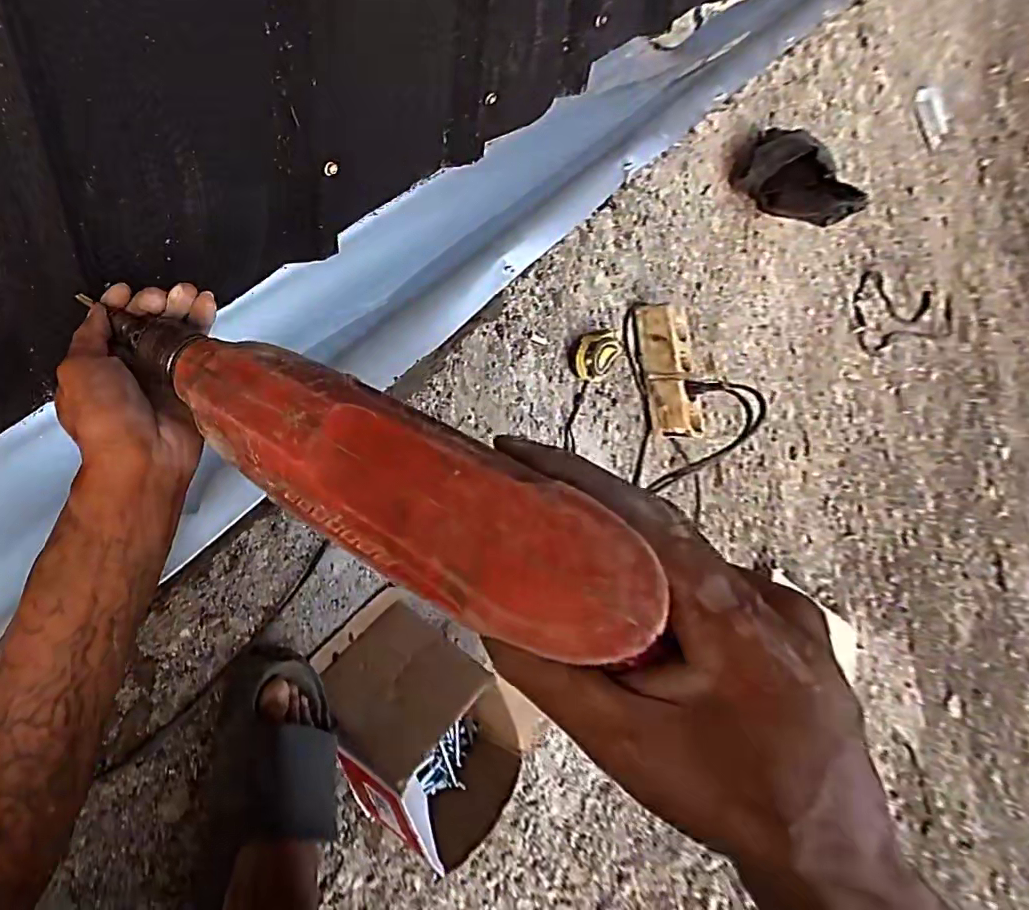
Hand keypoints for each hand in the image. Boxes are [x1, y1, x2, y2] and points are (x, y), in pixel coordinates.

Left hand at [55, 283, 216, 484]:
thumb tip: (96, 312)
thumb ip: (87, 335)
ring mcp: (159, 374)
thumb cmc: (103, 420)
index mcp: (98, 364)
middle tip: (158, 300)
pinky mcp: (187, 381)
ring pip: (172, 328)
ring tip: (186, 295)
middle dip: (152, 301)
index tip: (126, 293)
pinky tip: (204, 304)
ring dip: (179, 305)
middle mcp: (129, 368)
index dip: (118, 303)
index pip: (110, 322)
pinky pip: (196, 345)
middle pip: (144, 320)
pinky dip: (202, 320)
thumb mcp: (77, 368)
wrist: (140, 458)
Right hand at [484, 437, 938, 909]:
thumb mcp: (616, 738)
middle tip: (517, 473)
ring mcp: (788, 616)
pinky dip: (648, 560)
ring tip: (551, 521)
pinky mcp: (789, 631)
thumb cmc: (722, 797)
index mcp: (736, 623)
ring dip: (612, 528)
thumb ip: (545, 673)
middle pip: (660, 525)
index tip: (518, 452)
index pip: (648, 524)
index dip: (578, 480)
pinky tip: (617, 577)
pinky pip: (704, 575)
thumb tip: (481, 615)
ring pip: (681, 549)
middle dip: (582, 493)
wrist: (831, 861)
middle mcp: (769, 604)